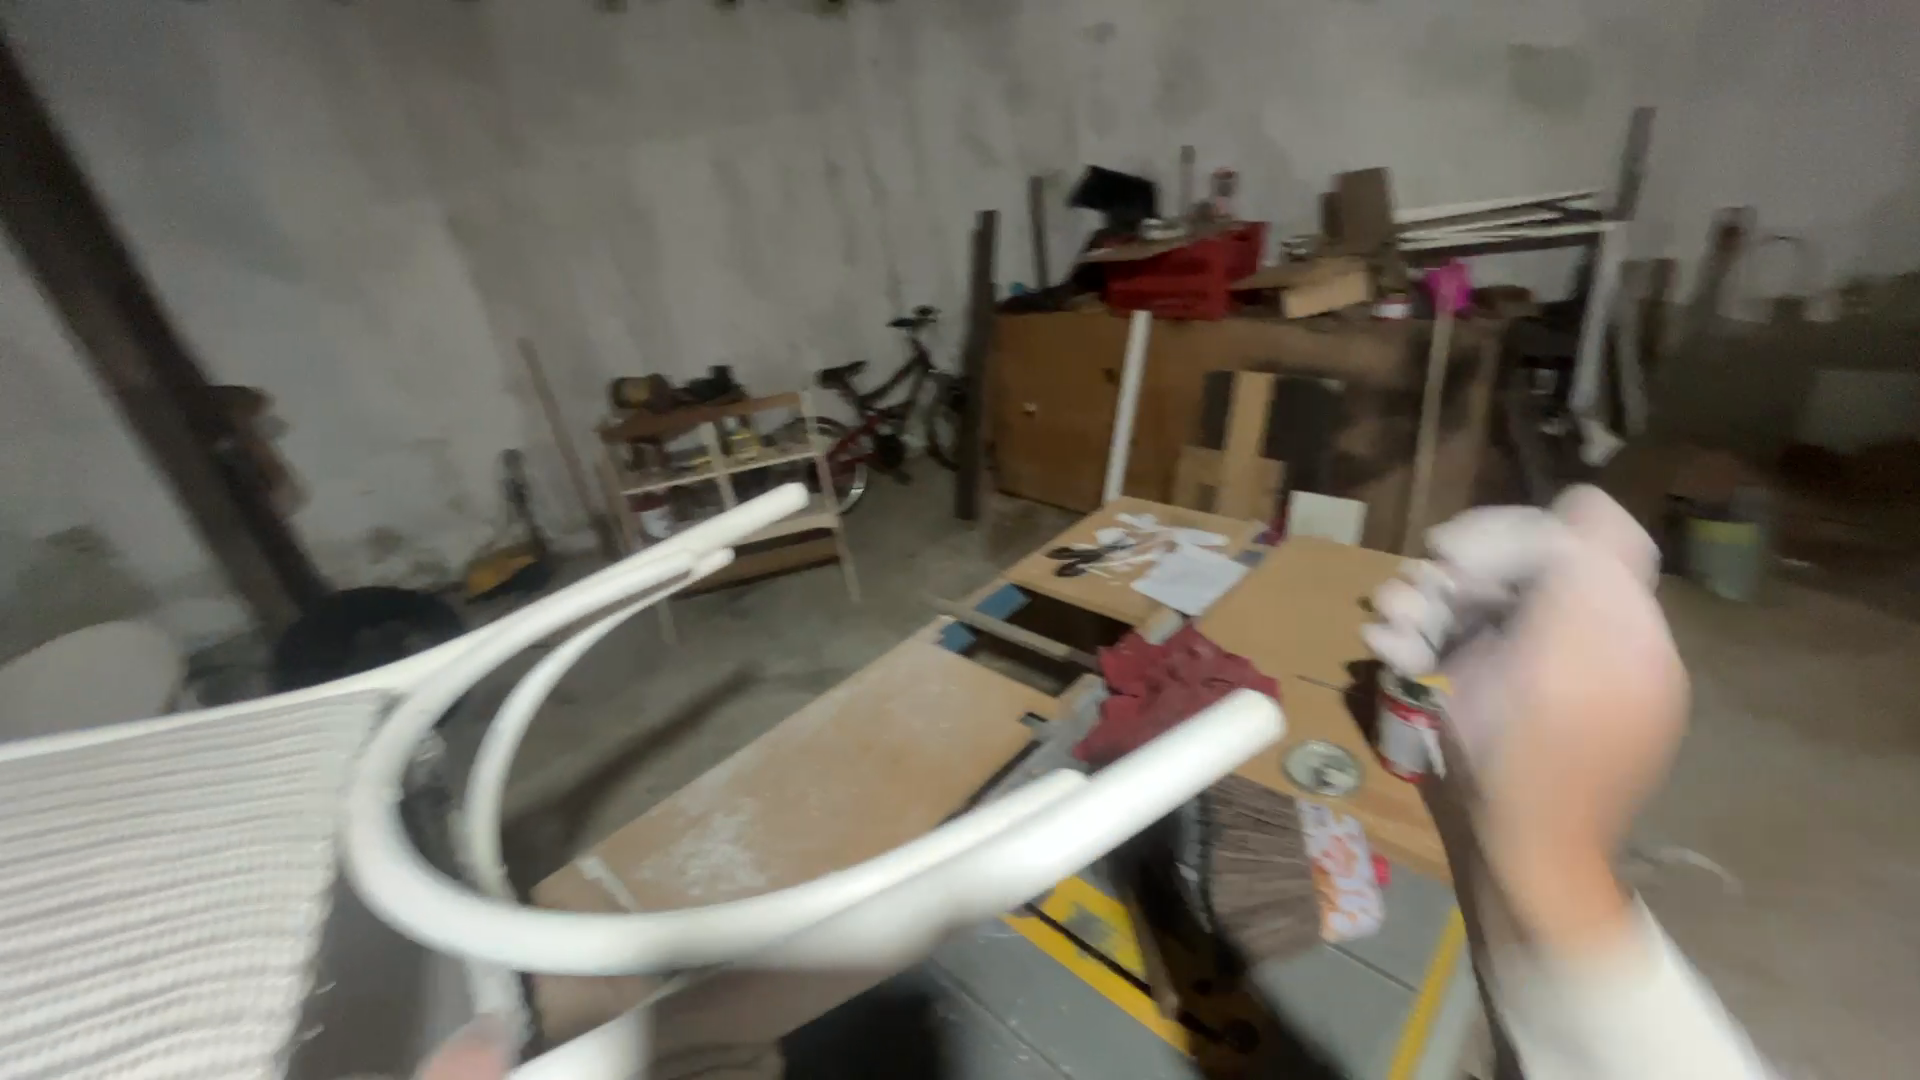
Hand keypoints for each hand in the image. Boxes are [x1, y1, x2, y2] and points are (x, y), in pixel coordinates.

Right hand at [1363, 487, 1688, 951]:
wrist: (1508, 849)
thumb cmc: (1537, 754)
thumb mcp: (1577, 649)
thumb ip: (1587, 566)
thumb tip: (1581, 499)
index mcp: (1611, 623)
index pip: (1573, 535)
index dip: (1512, 531)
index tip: (1456, 555)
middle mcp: (1566, 633)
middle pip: (1505, 565)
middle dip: (1450, 573)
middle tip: (1416, 592)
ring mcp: (1514, 664)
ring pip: (1458, 601)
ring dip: (1414, 604)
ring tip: (1389, 627)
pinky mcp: (1472, 688)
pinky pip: (1438, 643)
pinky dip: (1409, 641)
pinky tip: (1390, 654)